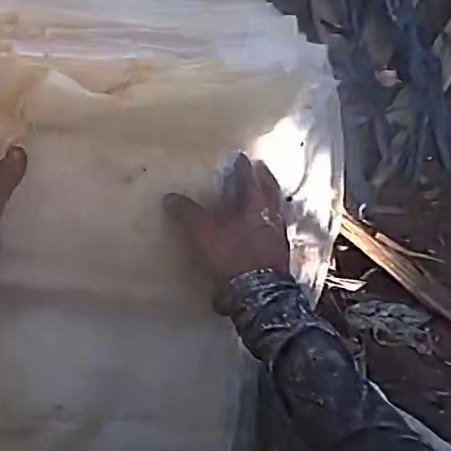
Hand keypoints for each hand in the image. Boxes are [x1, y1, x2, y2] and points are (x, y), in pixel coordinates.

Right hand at [164, 153, 290, 284]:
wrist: (258, 293)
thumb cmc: (232, 255)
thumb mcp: (203, 232)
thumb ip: (187, 213)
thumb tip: (170, 197)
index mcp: (255, 204)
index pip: (248, 179)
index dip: (242, 167)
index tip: (240, 157)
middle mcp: (271, 216)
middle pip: (270, 190)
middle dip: (264, 178)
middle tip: (259, 168)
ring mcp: (278, 235)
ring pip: (276, 209)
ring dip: (270, 200)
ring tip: (263, 195)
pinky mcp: (280, 254)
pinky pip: (275, 229)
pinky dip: (269, 223)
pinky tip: (262, 228)